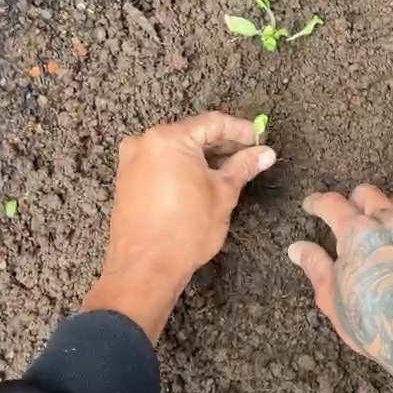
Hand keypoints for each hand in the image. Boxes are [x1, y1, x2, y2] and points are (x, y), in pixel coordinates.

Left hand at [84, 112, 275, 342]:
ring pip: (177, 149)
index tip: (260, 138)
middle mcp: (145, 143)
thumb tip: (264, 153)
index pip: (212, 123)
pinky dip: (184, 167)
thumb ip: (243, 166)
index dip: (240, 129)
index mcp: (168, 139)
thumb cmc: (184, 231)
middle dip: (223, 143)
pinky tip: (205, 180)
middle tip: (250, 154)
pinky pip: (162, 163)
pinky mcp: (128, 181)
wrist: (145, 269)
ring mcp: (132, 162)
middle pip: (193, 133)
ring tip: (232, 169)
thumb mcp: (223, 194)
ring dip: (204, 156)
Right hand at [287, 185, 392, 392]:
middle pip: (368, 194)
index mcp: (358, 232)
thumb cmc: (372, 322)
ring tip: (373, 236)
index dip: (317, 202)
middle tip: (344, 217)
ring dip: (380, 214)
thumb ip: (314, 265)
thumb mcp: (332, 297)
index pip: (333, 203)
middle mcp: (390, 223)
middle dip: (352, 200)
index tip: (311, 205)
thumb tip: (297, 248)